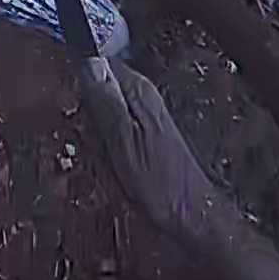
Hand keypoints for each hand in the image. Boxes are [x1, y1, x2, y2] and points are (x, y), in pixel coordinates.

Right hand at [81, 58, 219, 241]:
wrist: (194, 218)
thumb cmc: (159, 183)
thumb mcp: (123, 141)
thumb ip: (105, 101)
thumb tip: (89, 61)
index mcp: (137, 90)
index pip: (97, 65)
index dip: (84, 87)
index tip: (84, 114)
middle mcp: (142, 94)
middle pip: (99, 88)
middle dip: (91, 115)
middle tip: (99, 145)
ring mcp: (145, 112)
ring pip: (104, 110)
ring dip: (99, 133)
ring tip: (110, 160)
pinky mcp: (145, 131)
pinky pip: (115, 127)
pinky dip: (109, 144)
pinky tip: (117, 164)